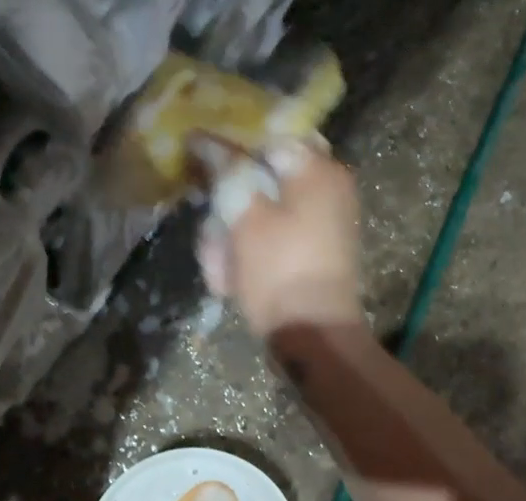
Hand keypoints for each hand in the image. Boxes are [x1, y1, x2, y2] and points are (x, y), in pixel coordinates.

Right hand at [196, 137, 363, 337]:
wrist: (313, 336)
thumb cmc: (279, 273)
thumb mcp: (245, 219)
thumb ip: (227, 173)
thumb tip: (205, 139)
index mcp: (317, 169)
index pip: (265, 138)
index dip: (228, 151)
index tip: (198, 170)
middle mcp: (327, 187)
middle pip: (261, 180)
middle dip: (227, 210)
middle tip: (212, 239)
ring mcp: (323, 222)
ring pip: (261, 215)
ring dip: (232, 239)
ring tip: (220, 273)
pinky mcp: (314, 253)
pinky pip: (272, 240)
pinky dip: (249, 255)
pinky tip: (233, 281)